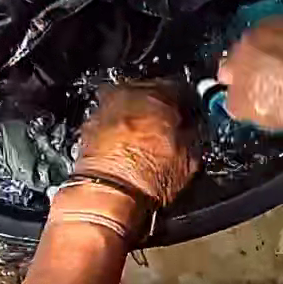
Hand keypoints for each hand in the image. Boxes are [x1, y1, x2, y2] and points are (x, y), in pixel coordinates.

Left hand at [71, 79, 197, 206]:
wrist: (109, 195)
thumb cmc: (147, 175)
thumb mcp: (190, 159)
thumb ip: (193, 135)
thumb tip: (194, 133)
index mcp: (158, 93)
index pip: (180, 88)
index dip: (189, 104)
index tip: (192, 116)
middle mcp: (129, 93)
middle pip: (149, 92)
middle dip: (160, 108)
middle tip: (170, 129)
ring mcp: (105, 107)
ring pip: (128, 105)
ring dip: (138, 118)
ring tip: (148, 143)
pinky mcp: (88, 127)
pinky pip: (111, 122)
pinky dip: (120, 131)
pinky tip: (129, 151)